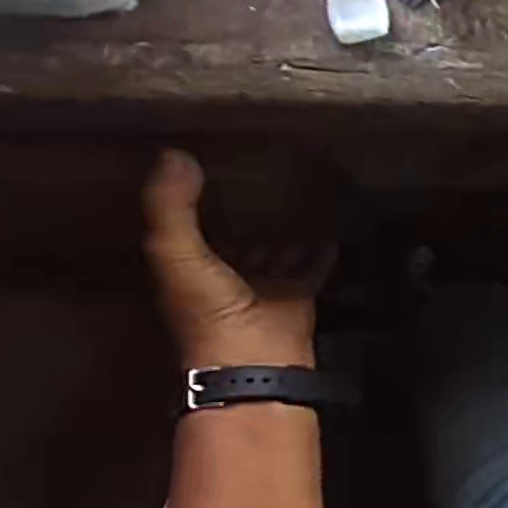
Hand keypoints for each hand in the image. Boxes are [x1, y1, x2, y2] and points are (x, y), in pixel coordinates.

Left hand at [143, 149, 326, 370]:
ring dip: (289, 231)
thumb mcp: (176, 251)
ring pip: (279, 250)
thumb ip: (173, 206)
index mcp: (188, 264)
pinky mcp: (301, 292)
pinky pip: (315, 266)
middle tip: (265, 181)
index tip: (211, 168)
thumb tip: (177, 153)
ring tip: (303, 201)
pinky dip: (324, 251)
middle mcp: (228, 272)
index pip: (193, 224)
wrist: (254, 354)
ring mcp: (268, 283)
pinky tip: (334, 231)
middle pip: (240, 237)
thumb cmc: (207, 307)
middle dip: (249, 214)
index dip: (198, 198)